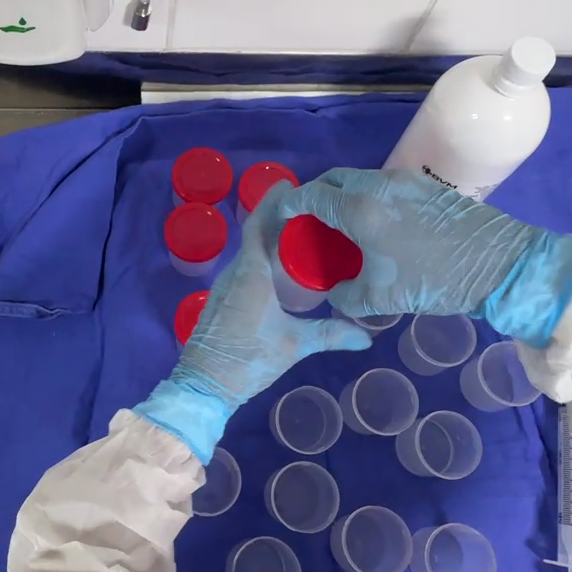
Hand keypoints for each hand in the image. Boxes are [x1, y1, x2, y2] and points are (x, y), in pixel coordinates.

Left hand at [134, 189, 370, 462]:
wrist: (204, 385)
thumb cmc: (248, 359)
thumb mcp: (293, 345)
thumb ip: (330, 335)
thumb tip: (367, 336)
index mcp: (251, 272)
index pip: (259, 225)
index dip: (272, 203)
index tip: (290, 185)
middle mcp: (234, 272)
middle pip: (255, 235)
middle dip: (277, 219)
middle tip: (307, 210)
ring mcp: (224, 287)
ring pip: (248, 253)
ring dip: (268, 240)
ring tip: (298, 234)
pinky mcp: (221, 301)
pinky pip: (243, 269)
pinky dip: (260, 259)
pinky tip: (277, 268)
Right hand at [271, 168, 571, 346]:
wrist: (500, 265)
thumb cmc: (433, 281)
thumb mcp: (381, 299)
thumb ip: (346, 298)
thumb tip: (335, 294)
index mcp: (359, 210)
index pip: (313, 196)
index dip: (292, 203)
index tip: (283, 212)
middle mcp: (378, 187)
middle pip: (335, 178)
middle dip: (317, 192)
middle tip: (310, 215)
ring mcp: (406, 182)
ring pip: (361, 178)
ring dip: (344, 192)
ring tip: (341, 218)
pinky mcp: (428, 186)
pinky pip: (384, 183)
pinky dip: (368, 194)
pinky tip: (375, 219)